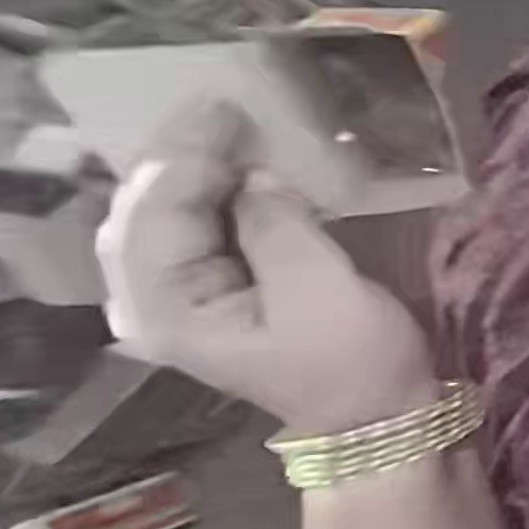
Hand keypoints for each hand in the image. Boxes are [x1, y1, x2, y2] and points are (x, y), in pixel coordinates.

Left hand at [96, 103, 436, 434]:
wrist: (382, 417)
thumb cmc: (356, 360)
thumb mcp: (322, 290)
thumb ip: (280, 227)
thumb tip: (258, 178)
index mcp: (167, 310)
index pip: (154, 214)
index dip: (186, 157)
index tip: (224, 111)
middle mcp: (157, 306)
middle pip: (146, 214)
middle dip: (180, 160)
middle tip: (221, 114)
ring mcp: (190, 306)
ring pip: (171, 223)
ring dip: (197, 178)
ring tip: (226, 135)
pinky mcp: (226, 303)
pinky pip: (204, 240)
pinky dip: (219, 203)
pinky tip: (238, 179)